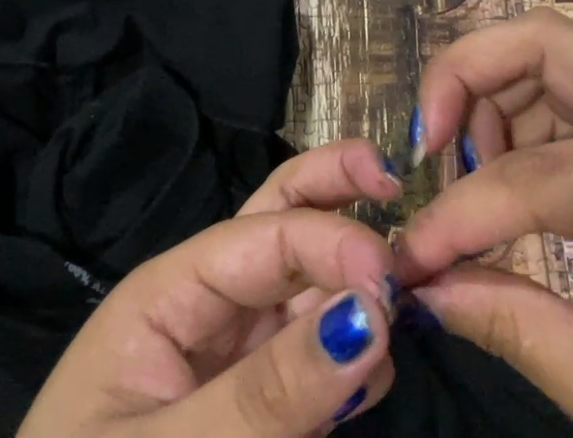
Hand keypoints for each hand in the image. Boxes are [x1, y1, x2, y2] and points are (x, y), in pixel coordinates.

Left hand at [17, 143, 402, 436]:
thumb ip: (265, 393)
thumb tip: (368, 319)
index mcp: (167, 293)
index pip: (260, 237)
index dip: (329, 241)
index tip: (387, 282)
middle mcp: (209, 304)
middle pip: (279, 217)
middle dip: (336, 186)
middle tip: (396, 177)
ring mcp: (240, 349)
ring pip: (310, 282)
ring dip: (357, 275)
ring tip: (405, 303)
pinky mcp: (264, 395)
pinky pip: (320, 350)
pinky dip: (356, 349)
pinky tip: (371, 375)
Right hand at [395, 10, 572, 437]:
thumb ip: (527, 333)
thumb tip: (423, 283)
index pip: (549, 171)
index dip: (463, 212)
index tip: (408, 263)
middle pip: (553, 45)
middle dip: (469, 77)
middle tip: (423, 150)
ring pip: (560, 64)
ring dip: (495, 99)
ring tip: (462, 176)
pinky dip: (524, 127)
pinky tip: (507, 190)